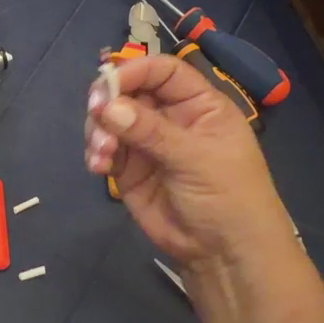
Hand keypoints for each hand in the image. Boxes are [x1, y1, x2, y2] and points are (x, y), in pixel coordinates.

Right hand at [85, 56, 293, 268]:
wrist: (223, 251)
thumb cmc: (228, 196)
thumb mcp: (195, 158)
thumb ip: (150, 131)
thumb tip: (107, 107)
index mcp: (198, 105)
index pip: (163, 72)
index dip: (135, 71)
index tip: (107, 84)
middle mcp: (170, 118)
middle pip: (129, 93)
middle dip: (108, 103)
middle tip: (95, 116)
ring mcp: (147, 144)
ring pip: (110, 121)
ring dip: (98, 132)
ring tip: (101, 156)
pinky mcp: (129, 170)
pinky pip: (104, 150)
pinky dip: (96, 154)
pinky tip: (98, 167)